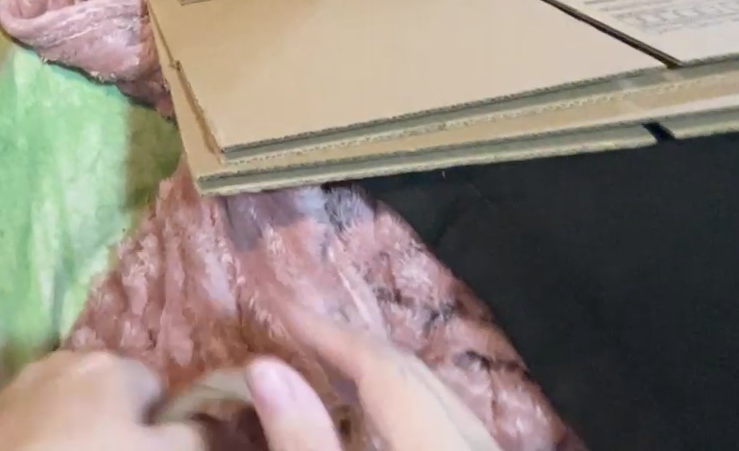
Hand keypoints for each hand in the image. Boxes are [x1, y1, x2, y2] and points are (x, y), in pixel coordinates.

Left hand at [0, 350, 205, 450]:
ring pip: (74, 396)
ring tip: (77, 450)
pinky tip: (45, 450)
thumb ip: (192, 437)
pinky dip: (47, 426)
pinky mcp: (3, 397)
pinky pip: (40, 408)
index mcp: (116, 365)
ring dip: (81, 419)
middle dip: (118, 418)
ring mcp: (34, 373)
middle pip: (113, 388)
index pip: (156, 387)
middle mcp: (75, 354)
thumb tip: (218, 422)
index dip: (159, 425)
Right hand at [247, 313, 500, 450]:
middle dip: (352, 343)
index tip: (276, 301)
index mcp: (436, 443)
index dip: (325, 329)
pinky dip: (406, 405)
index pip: (380, 364)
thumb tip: (263, 367)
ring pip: (438, 398)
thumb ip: (306, 442)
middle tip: (296, 328)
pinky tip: (375, 417)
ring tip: (329, 364)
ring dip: (380, 373)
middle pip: (414, 374)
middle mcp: (474, 442)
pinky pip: (450, 423)